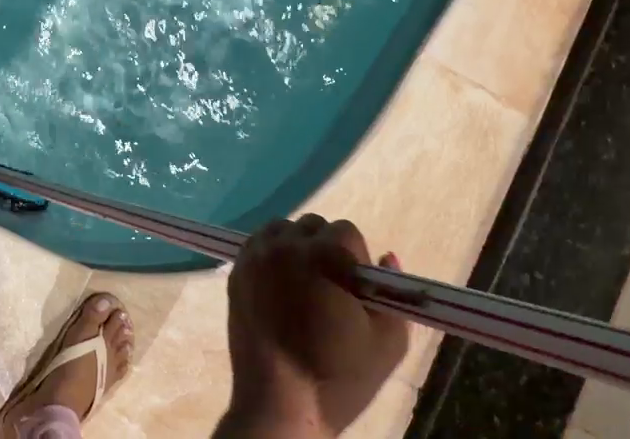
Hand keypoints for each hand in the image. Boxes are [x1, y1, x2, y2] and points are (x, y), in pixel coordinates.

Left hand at [217, 215, 408, 437]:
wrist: (279, 403)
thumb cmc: (339, 377)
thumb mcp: (387, 342)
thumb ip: (393, 294)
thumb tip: (387, 258)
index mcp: (326, 257)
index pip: (347, 233)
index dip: (357, 260)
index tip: (356, 290)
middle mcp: (286, 245)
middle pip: (314, 226)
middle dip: (328, 249)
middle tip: (332, 289)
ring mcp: (256, 255)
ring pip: (283, 229)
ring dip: (298, 247)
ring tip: (304, 287)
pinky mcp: (237, 269)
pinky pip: (258, 244)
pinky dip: (272, 254)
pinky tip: (280, 287)